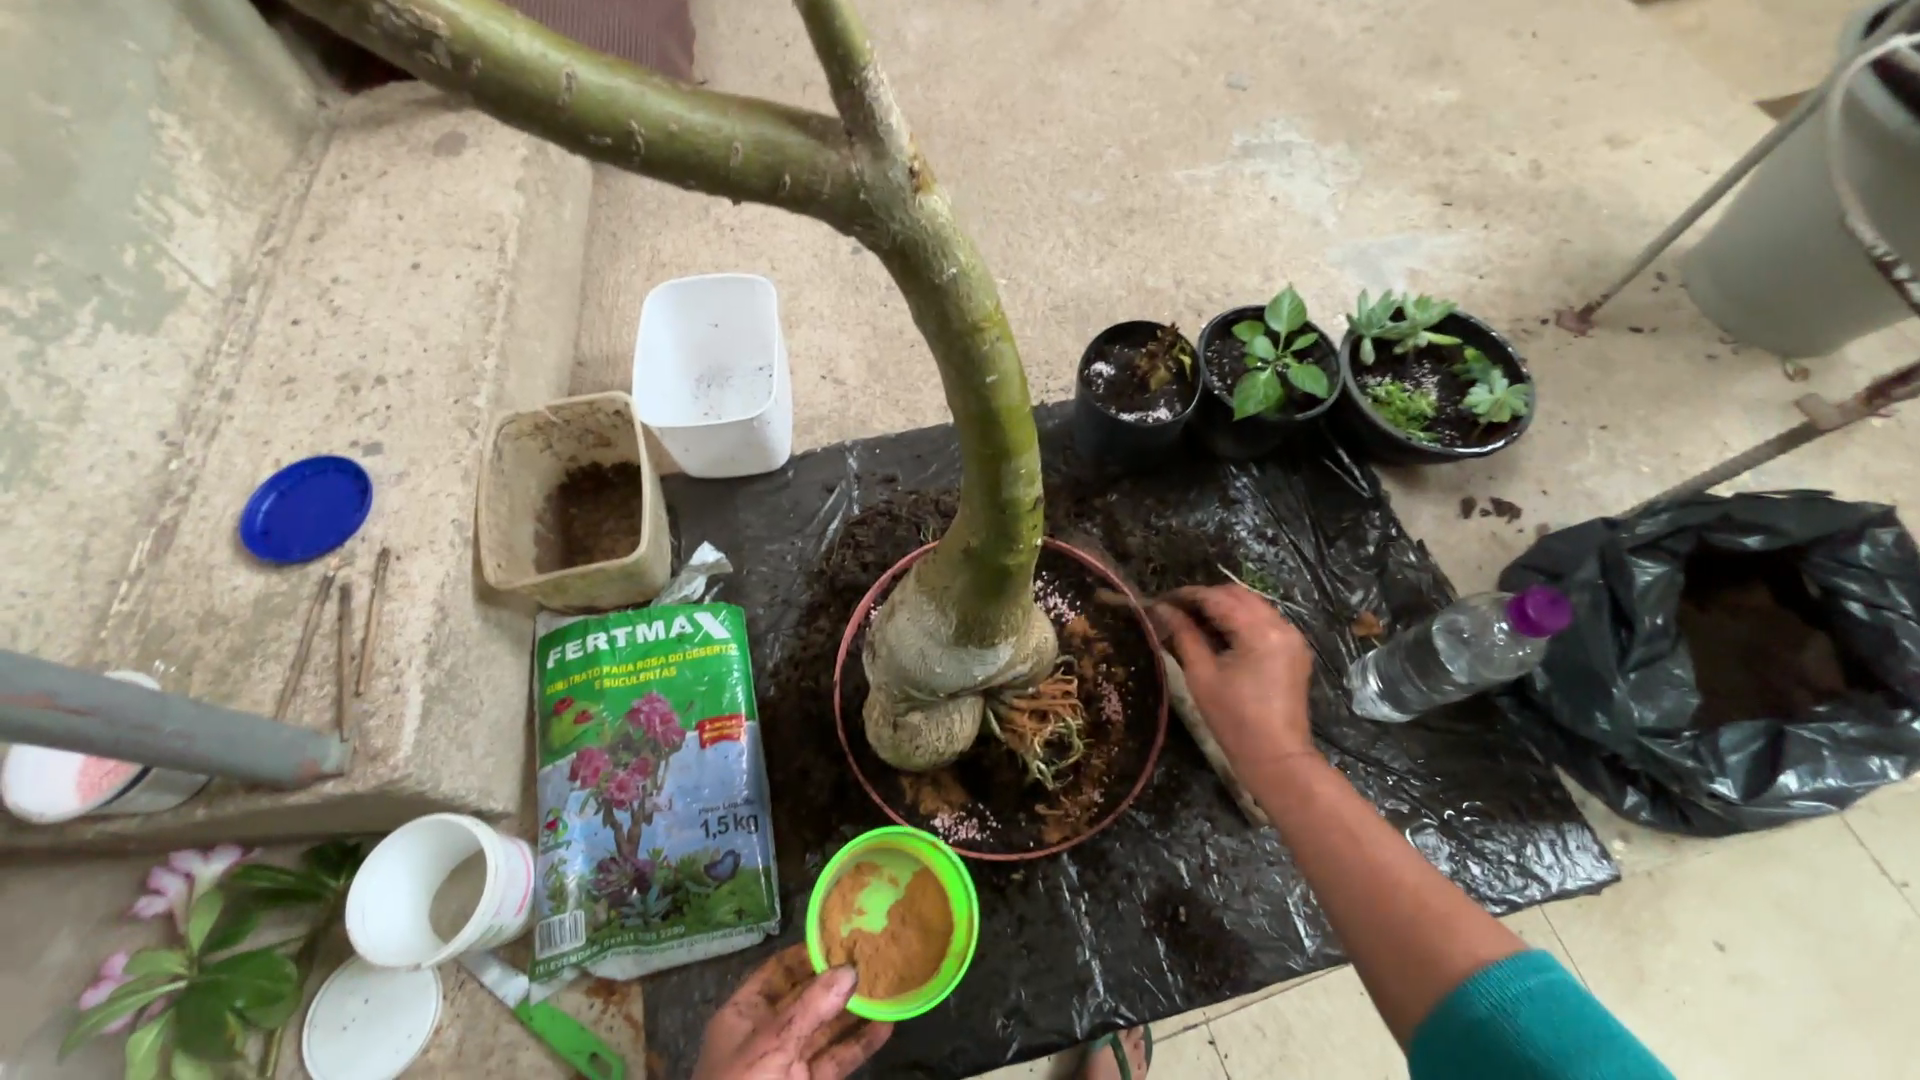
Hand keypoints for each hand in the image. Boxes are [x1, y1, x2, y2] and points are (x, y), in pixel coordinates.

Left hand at [692, 946, 892, 1079]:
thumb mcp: (770, 1047)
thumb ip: (810, 1009)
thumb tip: (849, 969)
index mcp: (743, 1016)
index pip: (777, 972)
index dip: (808, 953)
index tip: (844, 935)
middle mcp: (766, 1034)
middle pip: (806, 997)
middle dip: (838, 979)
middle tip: (875, 956)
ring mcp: (787, 1063)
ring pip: (826, 1029)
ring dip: (855, 1011)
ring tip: (888, 985)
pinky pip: (836, 1060)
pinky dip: (859, 1045)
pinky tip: (886, 1026)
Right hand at [1151, 585, 1316, 764]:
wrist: (1276, 756)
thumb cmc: (1234, 719)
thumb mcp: (1202, 674)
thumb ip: (1184, 635)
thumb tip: (1162, 610)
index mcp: (1259, 631)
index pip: (1217, 598)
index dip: (1187, 596)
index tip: (1161, 601)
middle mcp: (1281, 625)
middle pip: (1238, 595)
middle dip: (1206, 598)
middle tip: (1176, 611)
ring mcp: (1292, 637)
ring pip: (1253, 605)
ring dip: (1223, 608)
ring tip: (1193, 622)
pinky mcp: (1294, 650)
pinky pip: (1264, 621)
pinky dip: (1240, 621)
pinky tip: (1219, 635)